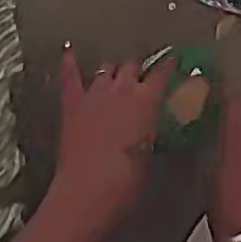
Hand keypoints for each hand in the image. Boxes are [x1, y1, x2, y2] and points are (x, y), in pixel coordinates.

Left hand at [51, 48, 171, 223]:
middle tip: (139, 78)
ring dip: (112, 72)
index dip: (167, 65)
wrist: (88, 191)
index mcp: (146, 99)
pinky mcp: (72, 102)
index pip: (161, 73)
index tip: (172, 59)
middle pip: (132, 65)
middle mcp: (122, 88)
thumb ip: (150, 128)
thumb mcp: (149, 152)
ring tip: (114, 75)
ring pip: (106, 68)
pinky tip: (68, 50)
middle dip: (136, 70)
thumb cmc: (127, 179)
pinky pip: (70, 76)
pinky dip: (69, 63)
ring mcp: (95, 92)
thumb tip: (150, 123)